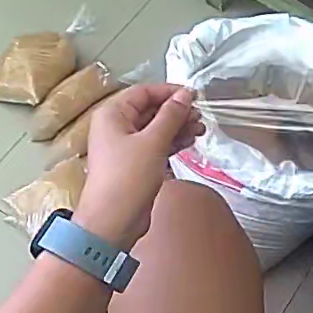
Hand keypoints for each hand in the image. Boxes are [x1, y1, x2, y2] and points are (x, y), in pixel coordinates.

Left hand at [76, 83, 203, 247]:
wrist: (113, 220)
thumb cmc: (126, 179)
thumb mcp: (153, 142)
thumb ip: (171, 116)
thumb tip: (185, 94)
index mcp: (112, 115)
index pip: (144, 92)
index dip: (170, 92)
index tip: (193, 96)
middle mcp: (116, 127)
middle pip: (150, 110)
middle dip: (177, 112)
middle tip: (199, 116)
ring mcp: (126, 147)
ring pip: (156, 129)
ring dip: (178, 127)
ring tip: (200, 129)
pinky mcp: (136, 164)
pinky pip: (156, 145)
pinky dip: (173, 142)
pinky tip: (189, 141)